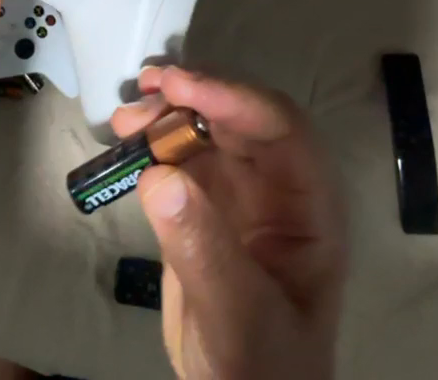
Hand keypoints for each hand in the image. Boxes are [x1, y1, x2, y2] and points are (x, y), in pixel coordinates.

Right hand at [111, 67, 347, 379]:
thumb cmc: (258, 368)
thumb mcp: (238, 318)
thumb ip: (203, 250)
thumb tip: (159, 174)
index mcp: (310, 208)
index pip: (283, 131)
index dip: (236, 99)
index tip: (181, 86)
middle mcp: (278, 188)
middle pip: (243, 119)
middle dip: (197, 96)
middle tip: (147, 87)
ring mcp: (240, 194)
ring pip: (209, 130)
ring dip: (170, 112)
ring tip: (127, 115)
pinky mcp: (204, 204)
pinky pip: (180, 156)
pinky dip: (154, 139)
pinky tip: (127, 137)